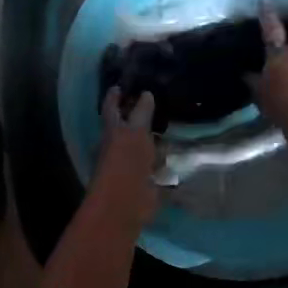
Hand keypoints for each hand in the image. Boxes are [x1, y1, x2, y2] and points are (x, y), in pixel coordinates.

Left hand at [97, 88, 158, 204]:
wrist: (126, 201)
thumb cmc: (127, 160)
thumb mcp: (136, 131)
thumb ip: (142, 112)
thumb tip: (146, 93)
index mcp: (112, 131)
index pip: (111, 108)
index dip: (114, 96)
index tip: (119, 86)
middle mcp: (118, 146)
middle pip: (126, 128)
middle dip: (136, 119)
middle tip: (154, 105)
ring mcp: (131, 164)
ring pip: (141, 147)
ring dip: (152, 141)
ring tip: (169, 128)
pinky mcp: (144, 181)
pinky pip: (154, 167)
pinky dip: (163, 162)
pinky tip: (175, 156)